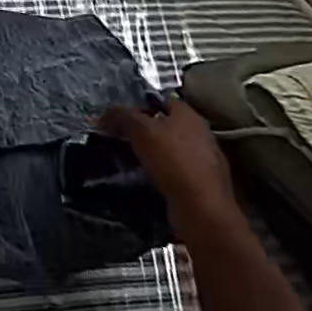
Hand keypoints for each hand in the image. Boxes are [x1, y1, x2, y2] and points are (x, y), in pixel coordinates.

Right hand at [97, 97, 240, 239]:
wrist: (203, 210)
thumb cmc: (172, 160)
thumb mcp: (139, 130)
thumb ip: (121, 116)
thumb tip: (104, 113)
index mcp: (189, 115)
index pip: (161, 100)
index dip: (140, 104)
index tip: (122, 115)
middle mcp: (202, 133)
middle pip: (167, 124)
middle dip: (147, 129)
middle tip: (124, 135)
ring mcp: (207, 161)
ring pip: (173, 149)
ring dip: (155, 152)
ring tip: (132, 158)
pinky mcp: (206, 185)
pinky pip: (178, 171)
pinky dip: (164, 172)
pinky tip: (149, 179)